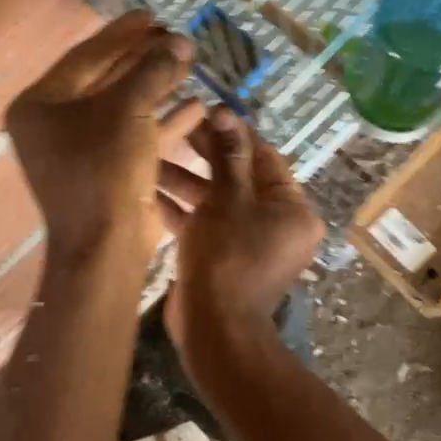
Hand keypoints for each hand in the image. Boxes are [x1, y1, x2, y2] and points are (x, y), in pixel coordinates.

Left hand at [6, 11, 203, 258]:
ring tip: (189, 65)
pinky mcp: (103, 174)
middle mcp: (51, 126)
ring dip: (157, 88)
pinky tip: (195, 106)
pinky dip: (161, 122)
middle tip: (174, 38)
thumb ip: (153, 69)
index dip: (122, 34)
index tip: (153, 16)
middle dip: (142, 60)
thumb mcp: (130, 109)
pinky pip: (132, 137)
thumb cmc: (106, 167)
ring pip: (122, 109)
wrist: (107, 245)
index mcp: (39, 105)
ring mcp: (77, 152)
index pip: (84, 56)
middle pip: (103, 80)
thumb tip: (179, 41)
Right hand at [157, 108, 323, 351]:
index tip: (206, 111)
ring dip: (187, 180)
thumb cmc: (228, 257)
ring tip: (152, 155)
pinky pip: (205, 224)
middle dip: (206, 153)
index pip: (265, 157)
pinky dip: (181, 209)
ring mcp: (248, 243)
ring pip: (217, 200)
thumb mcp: (227, 200)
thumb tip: (227, 112)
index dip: (234, 133)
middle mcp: (277, 224)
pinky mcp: (222, 258)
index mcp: (292, 209)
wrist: (213, 329)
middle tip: (176, 126)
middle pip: (239, 177)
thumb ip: (227, 156)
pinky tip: (148, 189)